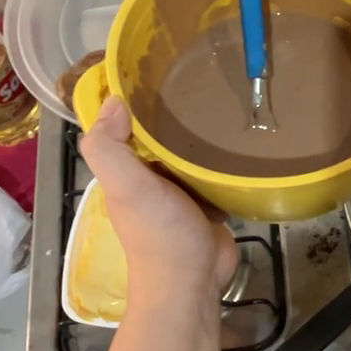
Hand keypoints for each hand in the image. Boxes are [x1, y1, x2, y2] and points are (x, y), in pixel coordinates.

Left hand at [78, 96, 237, 298]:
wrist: (192, 282)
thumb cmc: (159, 233)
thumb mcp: (127, 187)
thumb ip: (109, 148)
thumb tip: (113, 100)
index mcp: (126, 172)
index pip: (125, 127)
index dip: (134, 100)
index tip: (156, 68)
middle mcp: (150, 179)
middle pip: (161, 138)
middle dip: (175, 113)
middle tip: (203, 77)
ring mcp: (181, 193)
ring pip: (190, 155)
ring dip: (203, 136)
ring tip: (227, 102)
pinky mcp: (210, 204)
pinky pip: (214, 174)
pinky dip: (223, 160)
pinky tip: (240, 140)